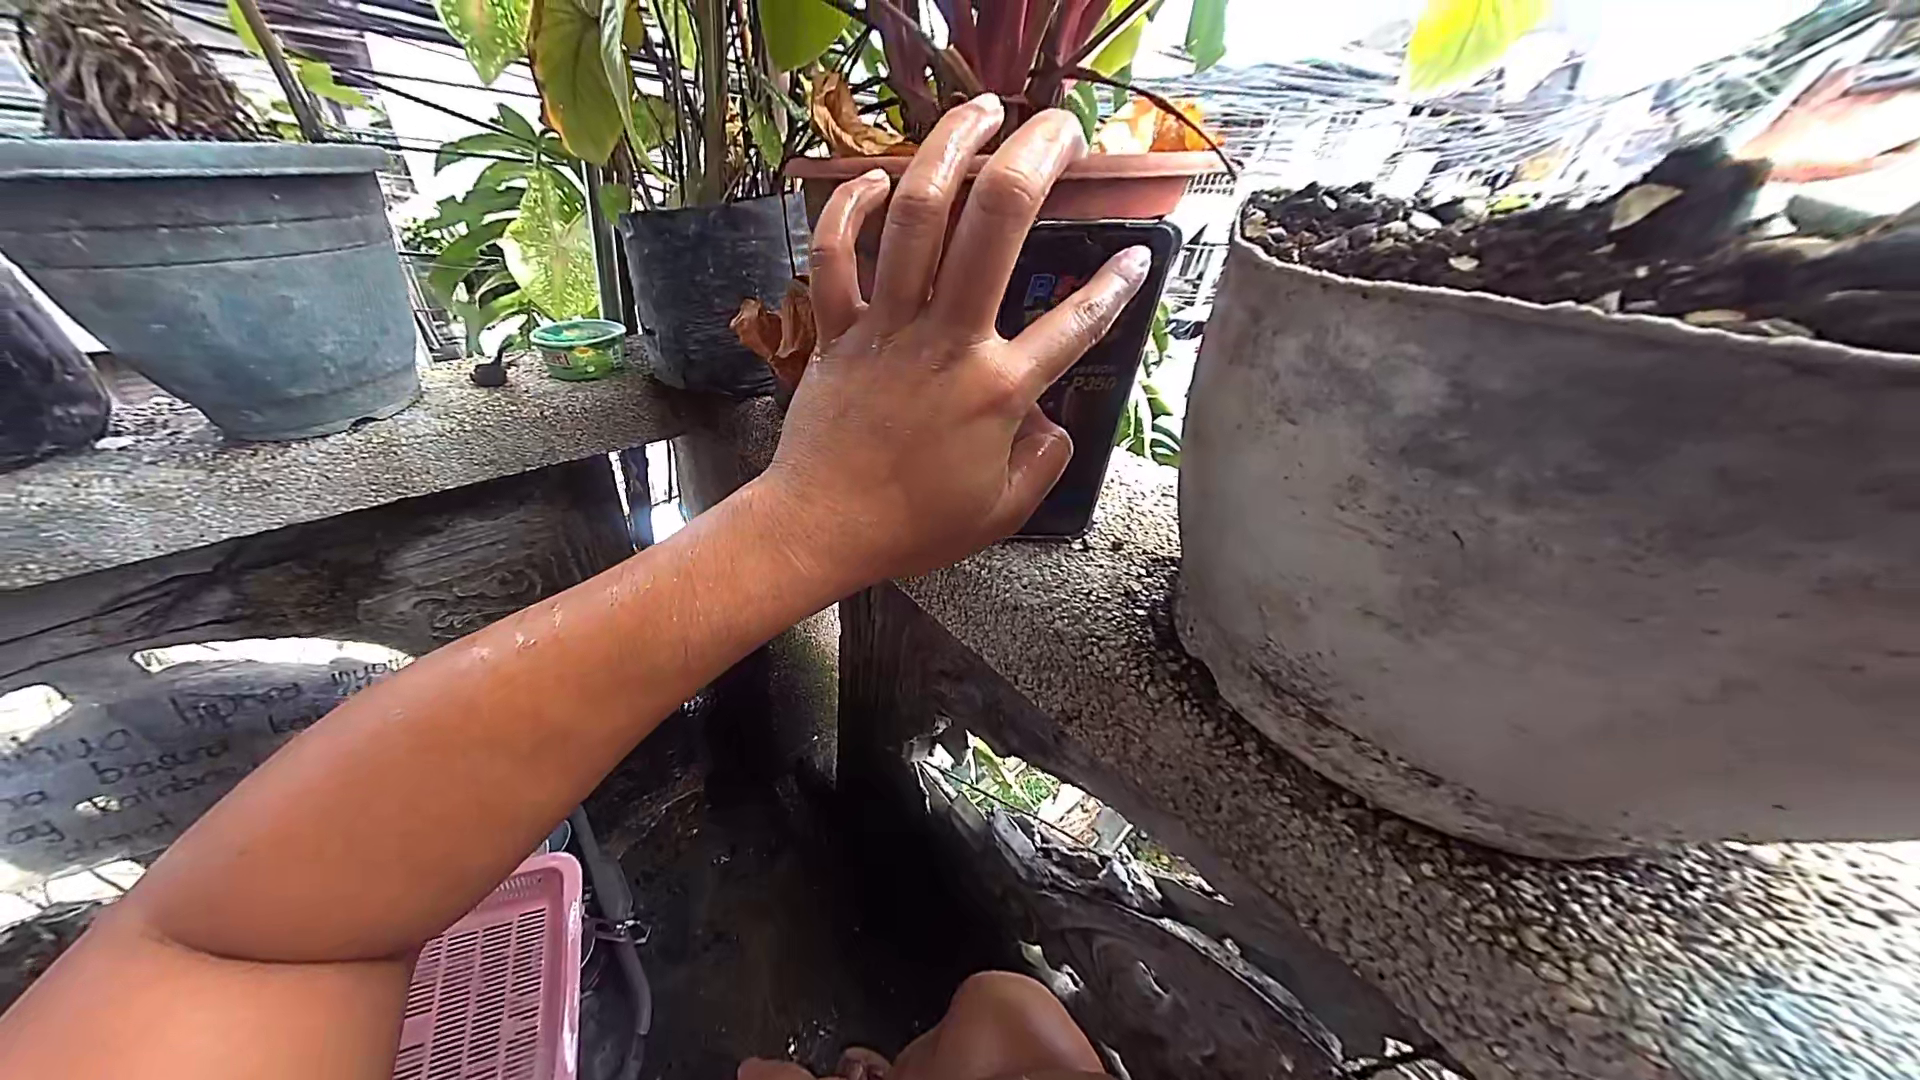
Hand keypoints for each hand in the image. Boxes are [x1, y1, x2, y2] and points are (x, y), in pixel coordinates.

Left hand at [752, 95, 1152, 591]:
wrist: (824, 527)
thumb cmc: (913, 526)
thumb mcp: (1001, 512)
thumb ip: (1042, 465)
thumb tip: (1051, 426)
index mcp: (997, 391)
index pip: (1075, 325)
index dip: (1115, 287)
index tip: (1137, 257)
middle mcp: (948, 342)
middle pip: (995, 225)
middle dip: (1035, 160)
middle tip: (1061, 129)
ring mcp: (887, 329)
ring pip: (916, 217)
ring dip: (949, 151)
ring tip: (980, 111)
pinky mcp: (839, 332)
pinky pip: (836, 256)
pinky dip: (849, 210)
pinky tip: (874, 180)